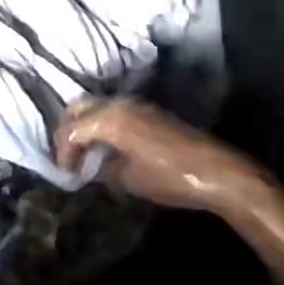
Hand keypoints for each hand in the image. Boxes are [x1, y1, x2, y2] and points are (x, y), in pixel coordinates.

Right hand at [55, 98, 268, 214]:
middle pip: (78, 109)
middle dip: (68, 131)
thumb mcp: (129, 179)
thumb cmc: (171, 178)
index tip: (65, 172)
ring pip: (95, 107)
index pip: (72, 130)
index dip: (63, 151)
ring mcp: (135, 105)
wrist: (219, 173)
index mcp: (109, 120)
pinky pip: (113, 111)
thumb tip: (91, 165)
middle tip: (68, 156)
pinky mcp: (148, 112)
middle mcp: (118, 105)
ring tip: (84, 152)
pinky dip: (102, 125)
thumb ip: (102, 168)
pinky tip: (106, 147)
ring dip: (85, 126)